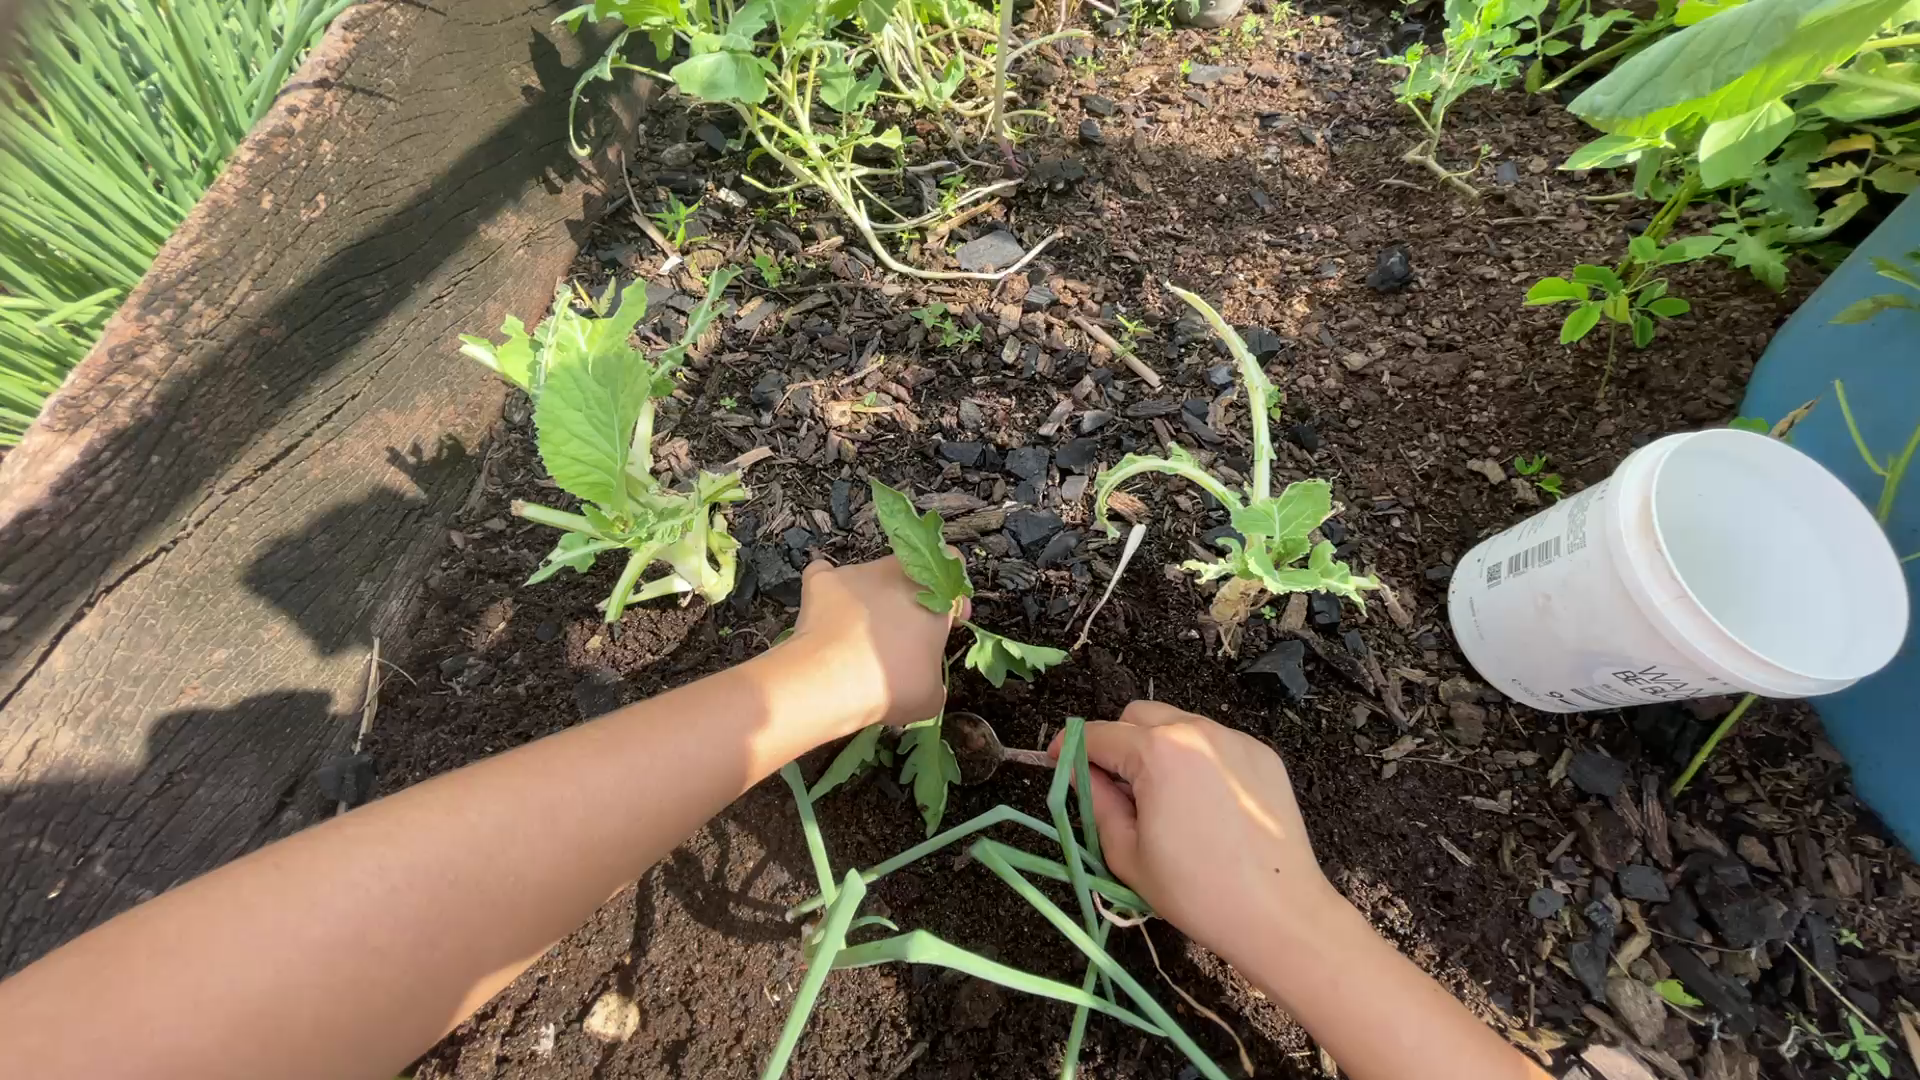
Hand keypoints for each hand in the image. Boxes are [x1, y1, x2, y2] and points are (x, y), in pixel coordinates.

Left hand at [777, 556, 958, 732]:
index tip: (949, 622)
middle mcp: (898, 575)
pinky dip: (827, 591)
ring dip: (870, 597)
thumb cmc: (891, 686)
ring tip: (857, 634)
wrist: (832, 680)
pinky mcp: (822, 579)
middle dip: (911, 598)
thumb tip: (929, 685)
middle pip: (911, 575)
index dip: (953, 600)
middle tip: (903, 631)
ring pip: (870, 577)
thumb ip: (935, 681)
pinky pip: (826, 576)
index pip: (953, 579)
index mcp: (933, 598)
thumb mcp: (930, 699)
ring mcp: (858, 572)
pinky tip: (825, 616)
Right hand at [1053, 701, 1339, 964]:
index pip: (1098, 735)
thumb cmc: (1197, 892)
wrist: (1281, 916)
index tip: (1056, 760)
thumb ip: (1096, 802)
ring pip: (1175, 723)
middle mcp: (1194, 731)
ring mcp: (1232, 738)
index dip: (1070, 747)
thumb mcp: (1127, 853)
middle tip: (1117, 785)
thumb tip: (1080, 773)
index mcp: (1156, 752)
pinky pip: (1212, 741)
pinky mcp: (1260, 753)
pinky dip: (1195, 759)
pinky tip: (1204, 802)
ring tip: (1164, 797)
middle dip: (1117, 741)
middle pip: (1136, 715)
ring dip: (1156, 747)